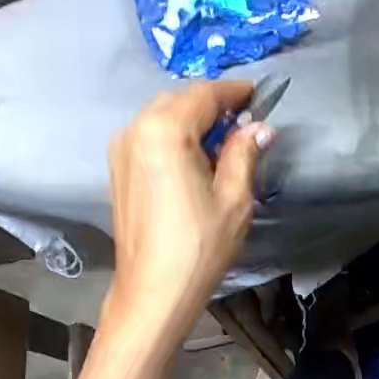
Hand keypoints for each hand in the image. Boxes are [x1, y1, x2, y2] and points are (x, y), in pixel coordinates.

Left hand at [104, 81, 272, 341]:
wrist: (155, 287)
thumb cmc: (201, 244)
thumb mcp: (235, 198)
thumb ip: (244, 154)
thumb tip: (259, 127)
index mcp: (165, 131)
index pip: (203, 95)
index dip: (233, 92)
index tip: (258, 94)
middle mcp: (135, 129)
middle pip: (178, 100)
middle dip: (213, 104)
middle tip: (247, 121)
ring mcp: (121, 148)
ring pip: (162, 116)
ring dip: (195, 121)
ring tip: (227, 142)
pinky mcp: (119, 168)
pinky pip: (151, 136)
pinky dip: (177, 136)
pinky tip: (199, 159)